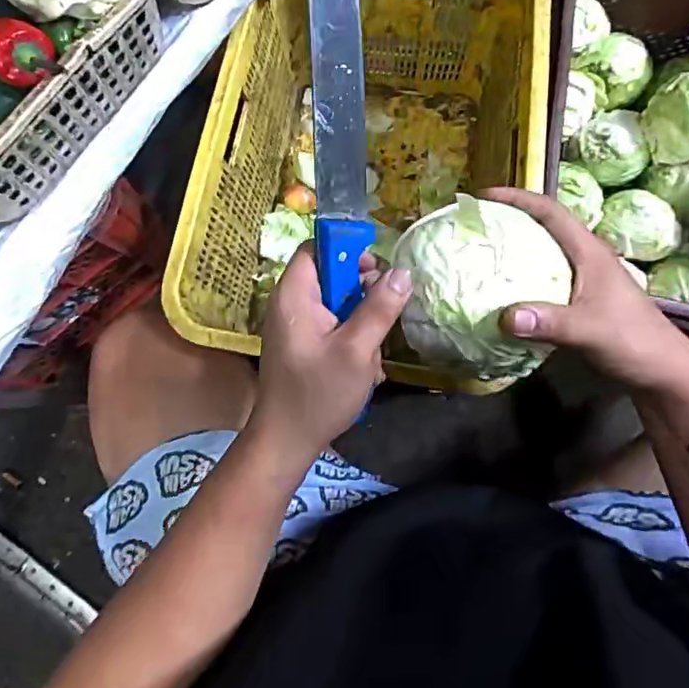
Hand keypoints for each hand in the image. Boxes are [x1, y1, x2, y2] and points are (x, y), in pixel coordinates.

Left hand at [252, 245, 411, 460]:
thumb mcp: (357, 350)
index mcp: (294, 293)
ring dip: (359, 316)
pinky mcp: (301, 341)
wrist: (285, 440)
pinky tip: (363, 361)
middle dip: (360, 288)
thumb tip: (402, 272)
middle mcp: (289, 301)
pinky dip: (349, 333)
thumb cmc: (318, 393)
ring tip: (373, 345)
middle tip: (383, 308)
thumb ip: (380, 308)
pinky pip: (330, 321)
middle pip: (329, 272)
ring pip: (335, 299)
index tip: (375, 268)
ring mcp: (294, 322)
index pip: (317, 247)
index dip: (346, 249)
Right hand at [480, 187, 688, 393]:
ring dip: (516, 245)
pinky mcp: (581, 299)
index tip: (484, 196)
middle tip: (478, 221)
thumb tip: (504, 317)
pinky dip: (522, 274)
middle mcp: (586, 258)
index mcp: (590, 252)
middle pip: (545, 225)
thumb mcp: (589, 330)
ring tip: (484, 249)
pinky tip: (504, 288)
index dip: (518, 198)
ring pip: (545, 250)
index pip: (551, 211)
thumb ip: (548, 323)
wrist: (666, 373)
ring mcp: (585, 278)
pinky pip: (544, 275)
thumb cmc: (634, 342)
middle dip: (511, 216)